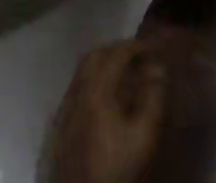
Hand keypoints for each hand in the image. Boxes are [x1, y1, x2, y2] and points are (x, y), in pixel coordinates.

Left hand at [43, 40, 168, 182]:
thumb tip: (157, 67)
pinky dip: (91, 80)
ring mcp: (63, 111)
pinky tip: (103, 97)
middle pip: (93, 56)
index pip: (116, 54)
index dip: (136, 46)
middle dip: (117, 49)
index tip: (153, 48)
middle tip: (138, 56)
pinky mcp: (58, 127)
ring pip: (80, 72)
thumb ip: (153, 97)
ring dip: (102, 63)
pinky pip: (74, 89)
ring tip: (123, 73)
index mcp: (96, 93)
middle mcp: (75, 95)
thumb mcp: (144, 135)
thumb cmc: (117, 169)